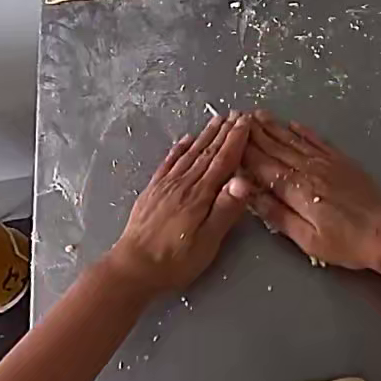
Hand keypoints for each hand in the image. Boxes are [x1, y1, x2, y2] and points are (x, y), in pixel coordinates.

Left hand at [104, 112, 253, 294]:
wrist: (133, 266)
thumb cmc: (175, 260)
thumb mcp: (207, 242)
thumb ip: (225, 210)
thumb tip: (244, 179)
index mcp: (201, 195)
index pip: (224, 161)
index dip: (236, 140)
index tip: (247, 122)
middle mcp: (184, 183)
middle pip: (208, 152)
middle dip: (224, 132)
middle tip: (237, 114)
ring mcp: (166, 184)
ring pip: (190, 153)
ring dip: (205, 135)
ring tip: (217, 120)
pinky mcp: (153, 189)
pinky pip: (169, 162)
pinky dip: (179, 148)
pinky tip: (185, 139)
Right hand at [242, 112, 380, 269]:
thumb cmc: (347, 243)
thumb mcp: (308, 239)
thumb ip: (278, 216)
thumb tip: (249, 196)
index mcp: (296, 190)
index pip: (263, 166)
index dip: (245, 152)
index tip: (230, 139)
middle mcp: (308, 170)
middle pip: (275, 148)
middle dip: (255, 133)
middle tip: (238, 118)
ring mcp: (326, 163)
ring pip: (293, 141)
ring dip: (273, 127)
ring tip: (257, 114)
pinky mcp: (341, 161)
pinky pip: (317, 141)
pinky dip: (303, 131)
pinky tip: (292, 123)